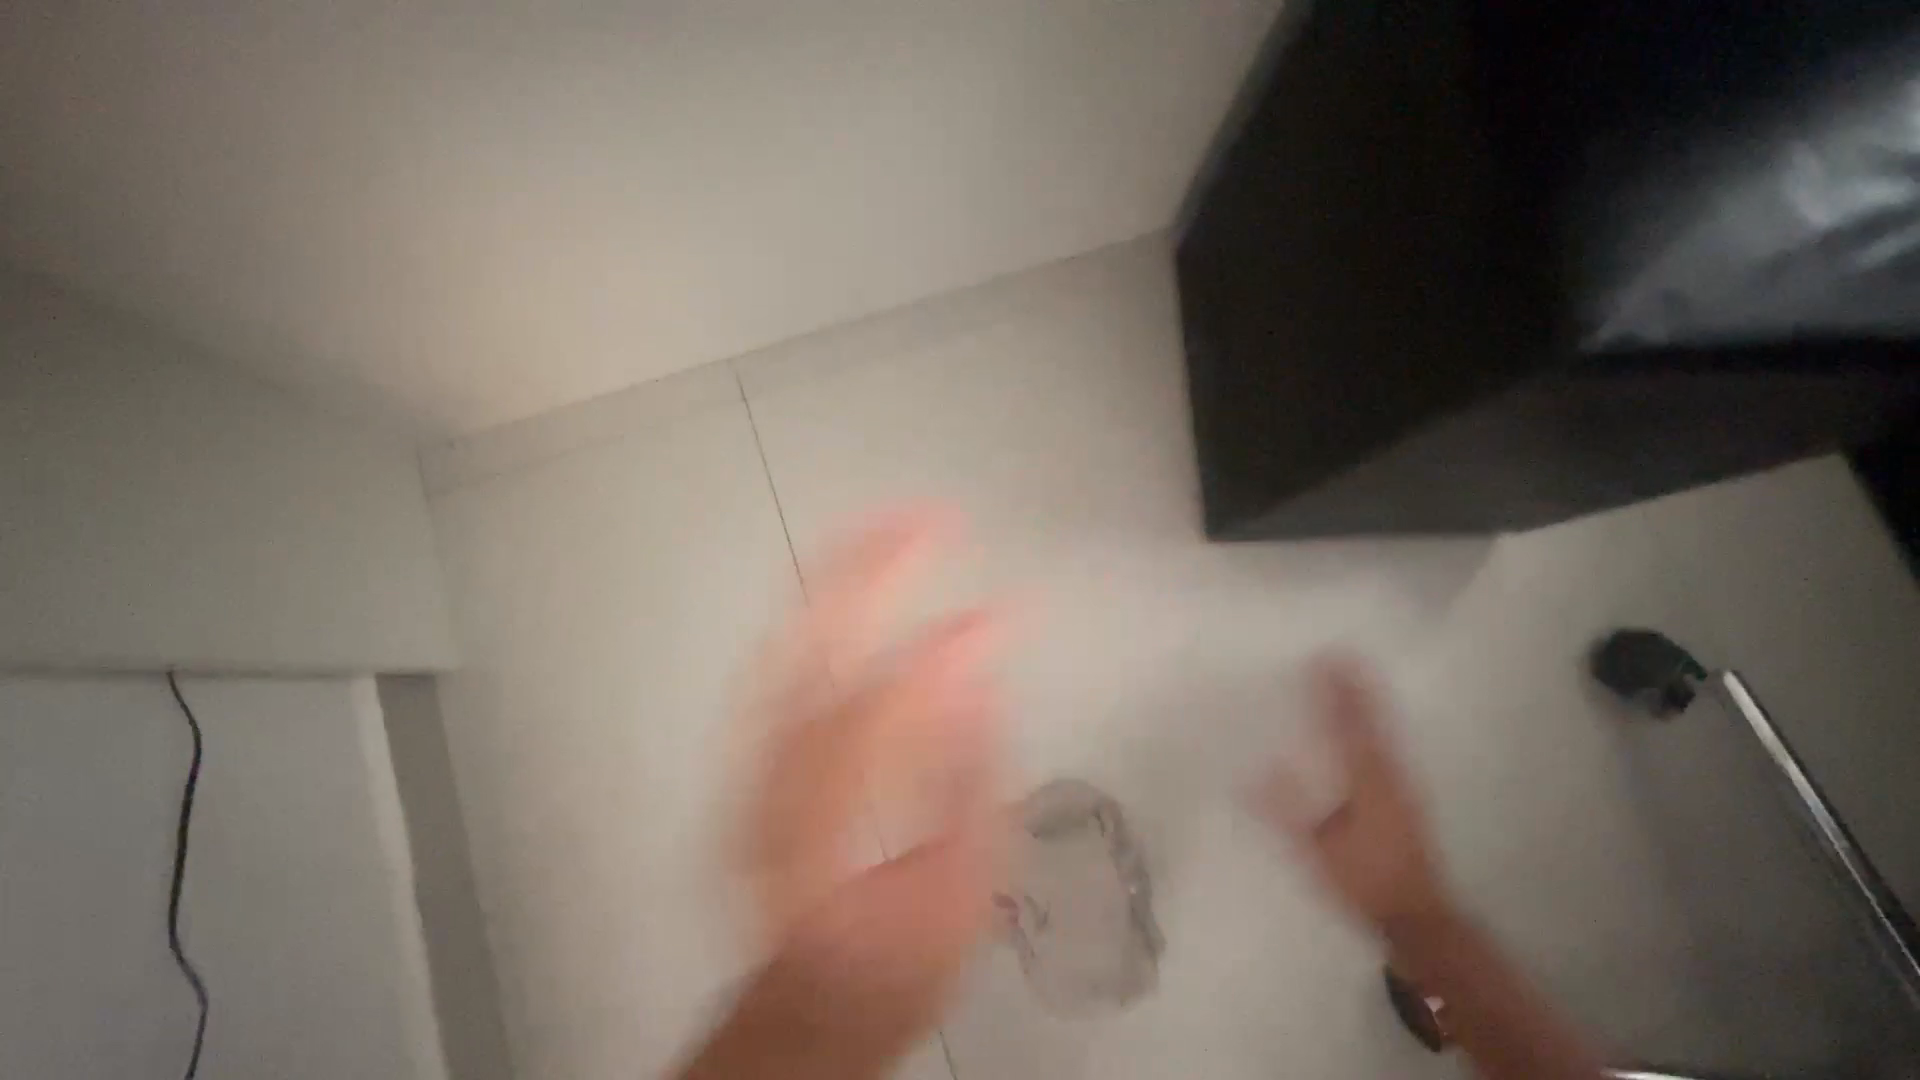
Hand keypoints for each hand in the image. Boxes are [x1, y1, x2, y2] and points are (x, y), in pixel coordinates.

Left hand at [716, 509, 1004, 1077]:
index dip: (942, 654)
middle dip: (866, 573)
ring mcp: (753, 765)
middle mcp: (776, 783)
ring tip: (879, 526)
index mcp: (835, 821)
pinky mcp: (752, 757)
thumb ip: (968, 780)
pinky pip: (776, 666)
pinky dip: (810, 613)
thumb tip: (978, 680)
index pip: (882, 712)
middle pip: (811, 653)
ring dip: (834, 577)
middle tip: (918, 519)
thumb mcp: (961, 886)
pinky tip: (834, 581)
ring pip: (785, 646)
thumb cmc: (897, 947)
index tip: (996, 610)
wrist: (819, 987)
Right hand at [1254, 657, 1453, 939]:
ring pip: (1385, 729)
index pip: (1346, 725)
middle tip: (1339, 653)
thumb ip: (1286, 810)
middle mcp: (1388, 773)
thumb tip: (1253, 770)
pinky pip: (1390, 744)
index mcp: (1364, 780)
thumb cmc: (1362, 880)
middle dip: (1355, 686)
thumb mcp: (1315, 849)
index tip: (1322, 659)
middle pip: (1372, 718)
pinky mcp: (1408, 795)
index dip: (1334, 691)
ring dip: (1369, 699)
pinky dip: (1378, 721)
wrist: (1417, 915)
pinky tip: (1372, 720)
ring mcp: (1404, 783)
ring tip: (1354, 673)